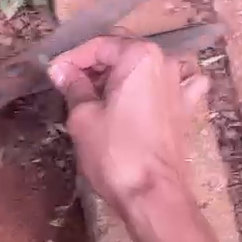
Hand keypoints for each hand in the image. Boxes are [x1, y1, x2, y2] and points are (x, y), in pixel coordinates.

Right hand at [48, 36, 206, 212]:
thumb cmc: (116, 153)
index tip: (54, 73)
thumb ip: (74, 86)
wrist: (155, 195)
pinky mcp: (186, 107)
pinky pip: (175, 84)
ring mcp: (180, 84)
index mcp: (139, 56)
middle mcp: (164, 61)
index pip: (100, 45)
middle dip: (95, 65)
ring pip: (145, 66)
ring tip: (97, 94)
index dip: (73, 58)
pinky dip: (159, 84)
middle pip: (123, 52)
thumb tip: (62, 70)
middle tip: (69, 85)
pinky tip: (149, 93)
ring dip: (121, 75)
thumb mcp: (83, 117)